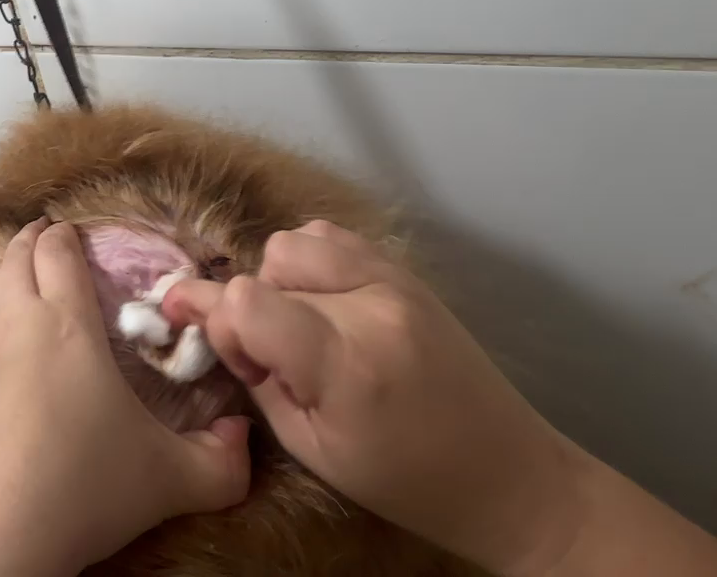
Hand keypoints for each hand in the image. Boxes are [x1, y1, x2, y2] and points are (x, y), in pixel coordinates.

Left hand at [0, 218, 250, 576]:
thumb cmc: (83, 488)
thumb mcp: (169, 480)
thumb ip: (220, 461)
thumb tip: (246, 436)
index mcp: (66, 324)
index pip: (60, 255)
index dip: (63, 235)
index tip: (64, 227)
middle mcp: (11, 324)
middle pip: (15, 262)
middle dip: (26, 241)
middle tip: (34, 232)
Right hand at [161, 220, 586, 576]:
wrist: (510, 478)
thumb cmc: (403, 480)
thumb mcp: (309, 446)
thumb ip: (252, 375)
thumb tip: (205, 321)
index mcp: (346, 363)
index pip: (245, 301)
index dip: (221, 325)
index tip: (236, 359)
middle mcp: (370, 305)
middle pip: (264, 267)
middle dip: (252, 312)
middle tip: (278, 359)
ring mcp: (393, 280)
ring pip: (293, 241)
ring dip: (280, 280)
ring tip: (305, 324)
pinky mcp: (406, 273)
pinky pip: (330, 236)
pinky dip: (312, 262)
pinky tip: (328, 302)